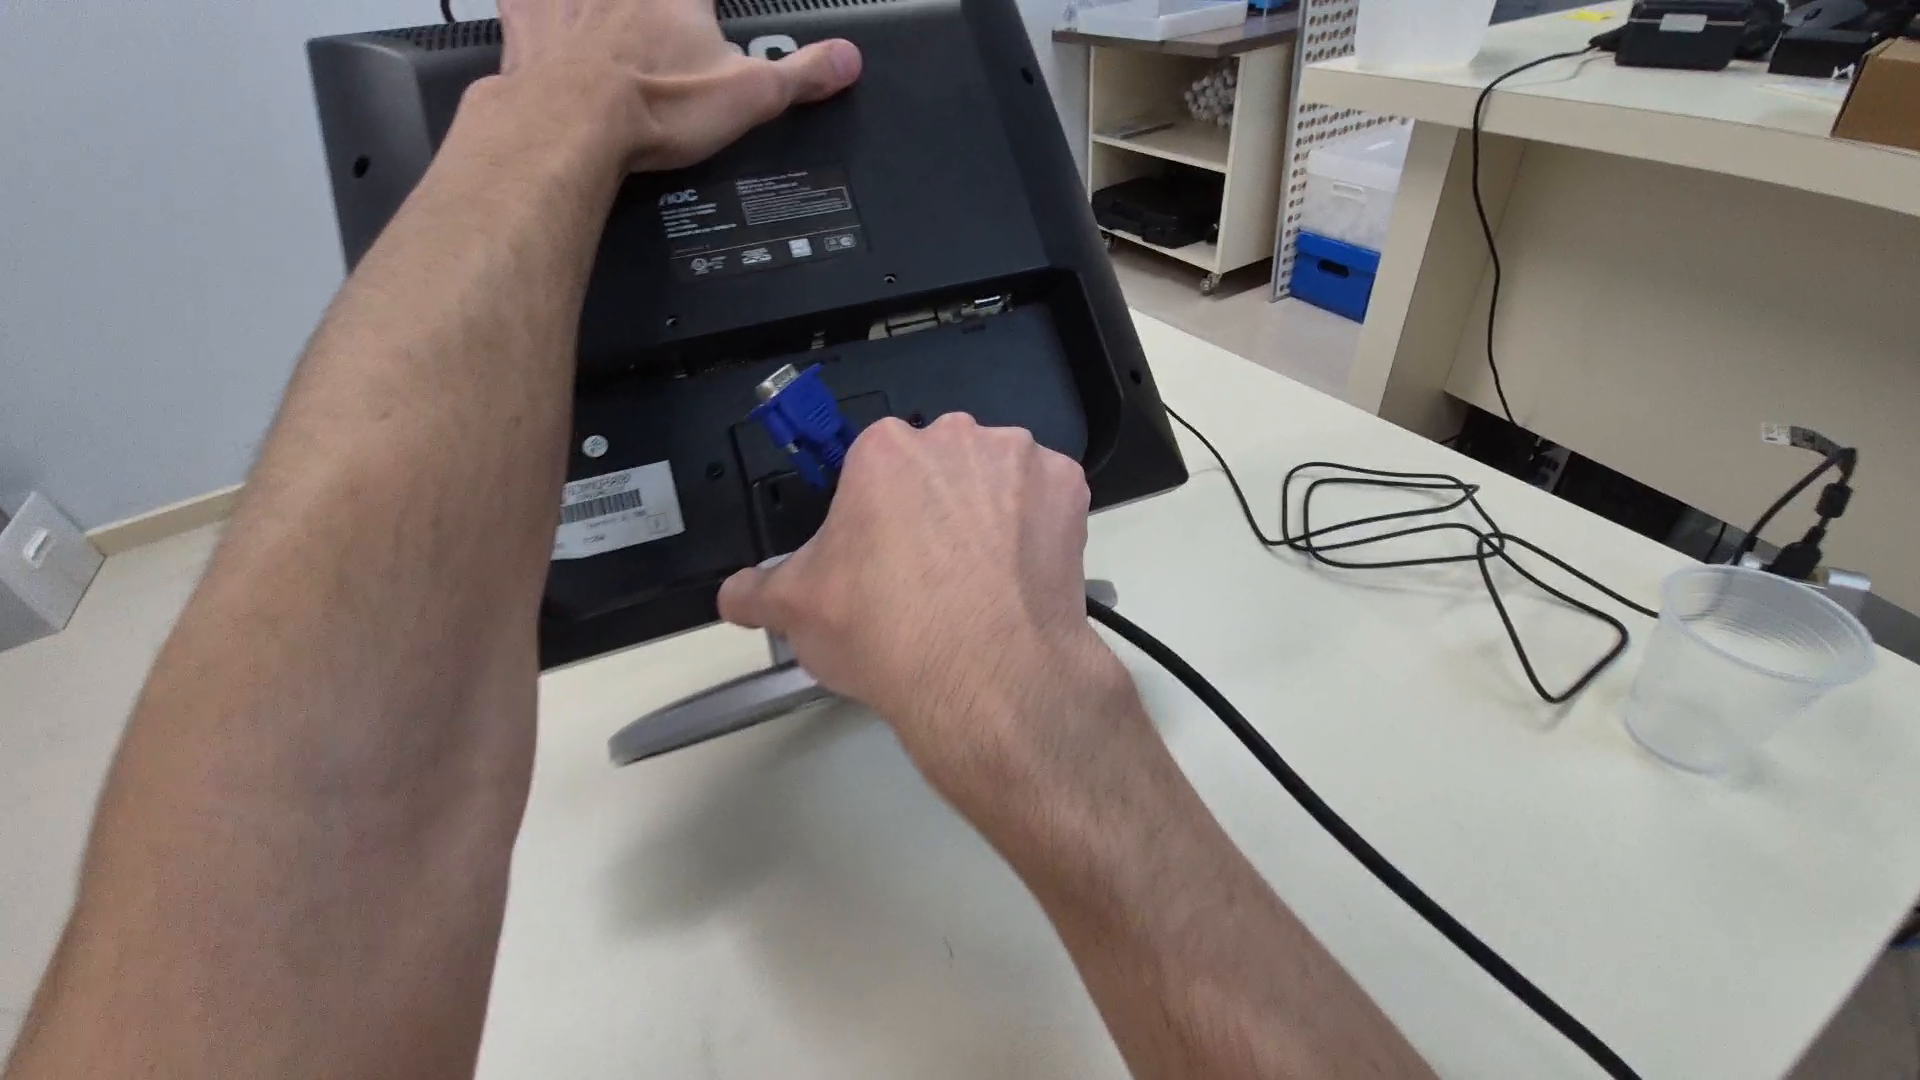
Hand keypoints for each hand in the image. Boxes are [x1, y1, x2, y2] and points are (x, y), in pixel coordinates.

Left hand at [494, 0, 861, 172]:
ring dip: (599, 10)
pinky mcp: (526, 11)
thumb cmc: (658, 107)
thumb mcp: (751, 96)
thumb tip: (849, 60)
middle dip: (658, 15)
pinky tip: (544, 11)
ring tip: (615, 24)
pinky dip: (534, 5)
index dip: (707, 8)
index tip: (707, 18)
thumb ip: (801, 75)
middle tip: (665, 40)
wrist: (574, 124)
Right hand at [718, 415, 1132, 800]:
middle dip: (931, 507)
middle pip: (936, 466)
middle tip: (926, 570)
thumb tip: (738, 594)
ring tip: (975, 578)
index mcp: (885, 452)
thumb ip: (756, 590)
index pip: (872, 467)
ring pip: (993, 477)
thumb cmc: (893, 634)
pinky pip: (1045, 496)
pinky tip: (1016, 572)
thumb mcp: (796, 610)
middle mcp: (954, 440)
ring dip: (985, 511)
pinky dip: (1035, 524)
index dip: (874, 513)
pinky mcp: (1066, 489)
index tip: (878, 549)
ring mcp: (1017, 460)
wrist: (985, 676)